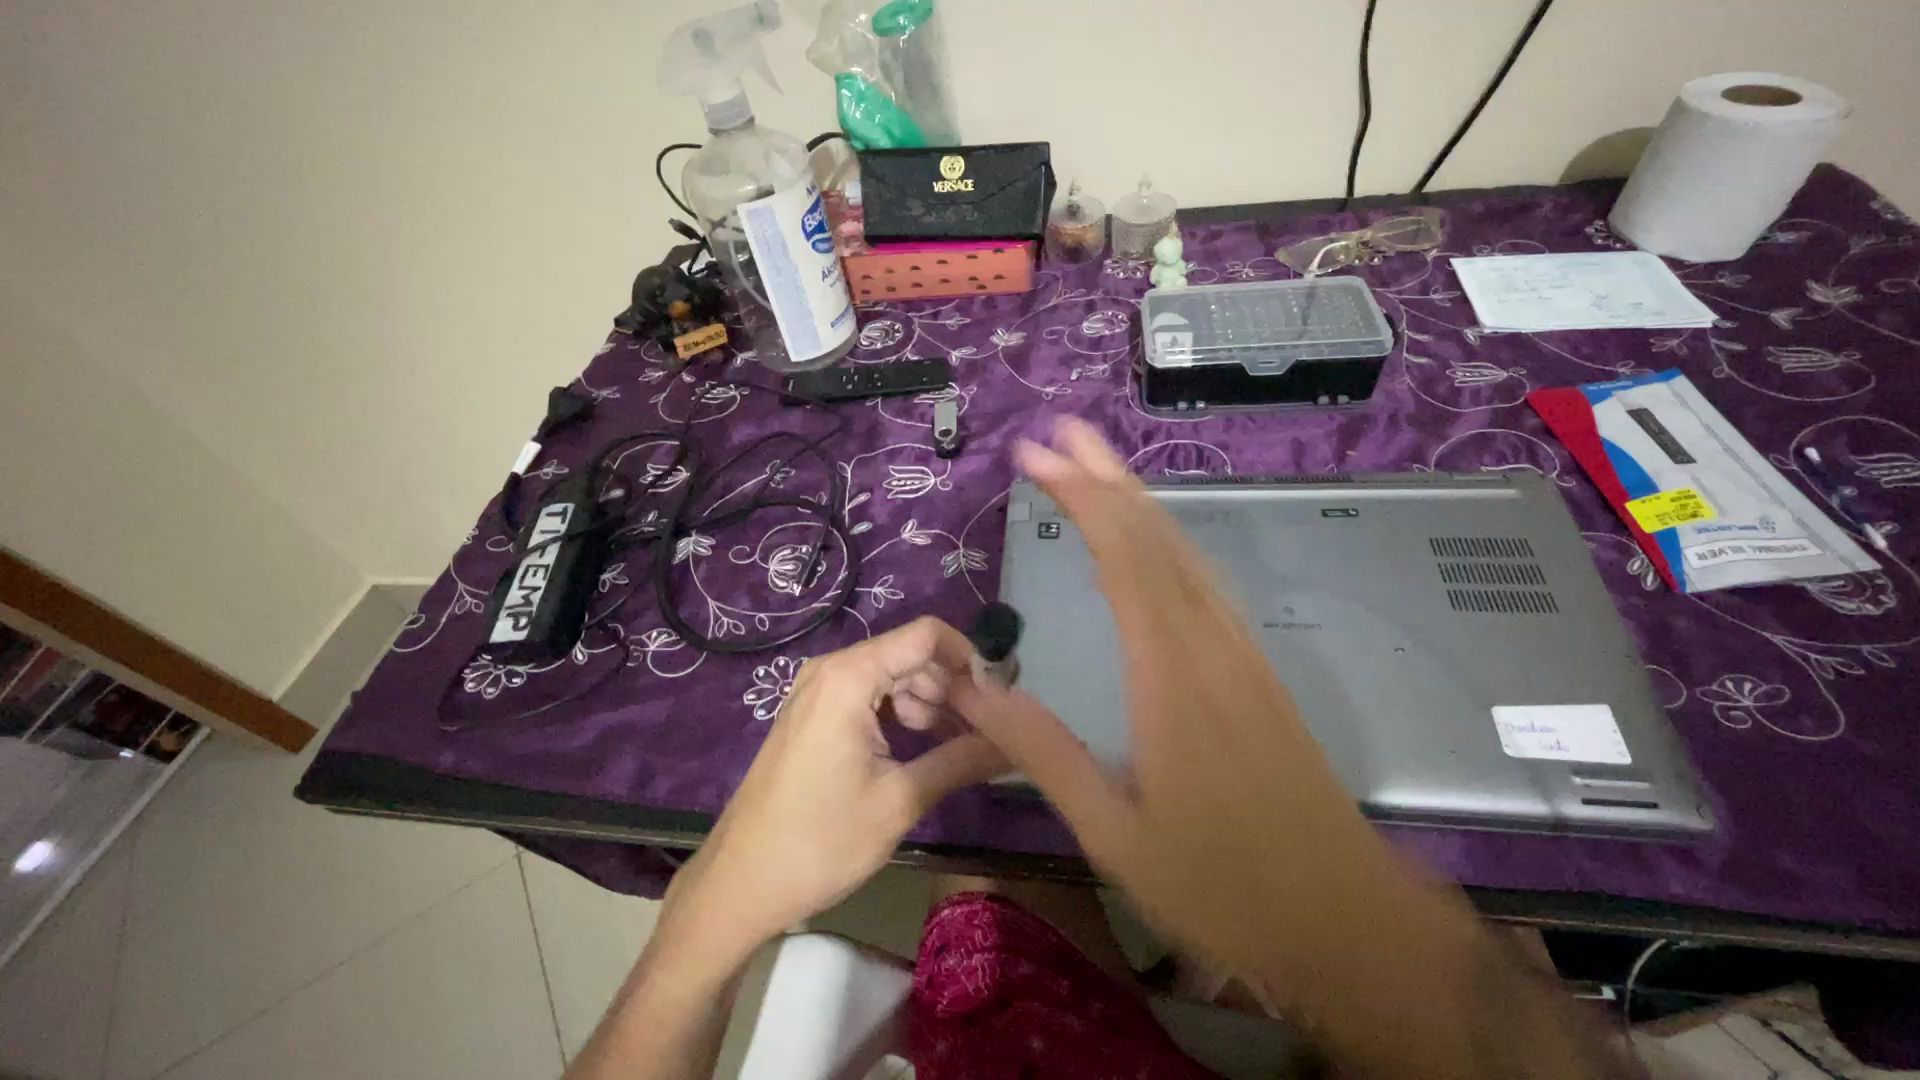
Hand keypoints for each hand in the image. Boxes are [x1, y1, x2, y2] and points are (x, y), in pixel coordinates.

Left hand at [666, 617, 1007, 950]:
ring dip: (933, 706)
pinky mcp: (815, 716)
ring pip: (894, 678)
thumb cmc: (819, 841)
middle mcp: (832, 670)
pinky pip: (871, 698)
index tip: (1004, 698)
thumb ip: (961, 761)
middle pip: (912, 657)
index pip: (927, 636)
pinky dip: (903, 717)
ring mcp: (818, 693)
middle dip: (955, 688)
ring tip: (964, 749)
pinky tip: (928, 750)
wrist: (741, 883)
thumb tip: (1017, 744)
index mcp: (849, 677)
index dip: (972, 658)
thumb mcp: (900, 801)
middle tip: (991, 733)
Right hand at [948, 416, 1416, 974]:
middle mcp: (1212, 646)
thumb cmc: (1224, 885)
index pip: (1124, 559)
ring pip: (1188, 555)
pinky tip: (1147, 549)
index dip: (1079, 497)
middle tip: (1061, 432)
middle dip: (1107, 477)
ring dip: (1139, 503)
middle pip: (1159, 538)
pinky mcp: (1258, 673)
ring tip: (1095, 468)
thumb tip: (971, 692)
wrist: (1348, 919)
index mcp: (1172, 677)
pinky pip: (1206, 586)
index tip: (1034, 457)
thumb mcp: (1114, 833)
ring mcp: (1243, 655)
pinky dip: (1167, 547)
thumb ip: (1043, 753)